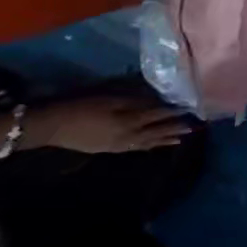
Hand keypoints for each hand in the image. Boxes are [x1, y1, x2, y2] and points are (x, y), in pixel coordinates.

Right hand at [26, 95, 193, 153]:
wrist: (50, 126)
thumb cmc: (81, 106)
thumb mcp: (110, 98)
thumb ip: (136, 100)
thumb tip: (158, 100)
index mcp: (129, 120)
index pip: (159, 114)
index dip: (176, 110)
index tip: (192, 107)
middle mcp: (128, 134)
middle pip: (157, 130)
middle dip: (176, 127)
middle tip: (196, 125)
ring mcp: (118, 144)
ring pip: (148, 141)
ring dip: (166, 139)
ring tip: (183, 137)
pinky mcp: (108, 149)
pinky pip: (135, 148)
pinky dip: (149, 146)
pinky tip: (156, 145)